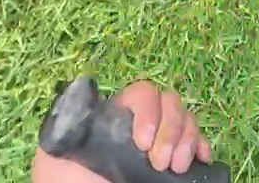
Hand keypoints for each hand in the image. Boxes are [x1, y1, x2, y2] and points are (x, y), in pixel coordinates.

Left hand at [31, 81, 213, 181]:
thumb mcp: (56, 155)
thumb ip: (67, 124)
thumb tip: (84, 91)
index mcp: (117, 117)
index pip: (143, 94)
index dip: (149, 111)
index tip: (143, 143)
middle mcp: (142, 125)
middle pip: (170, 102)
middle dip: (171, 128)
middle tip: (161, 163)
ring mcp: (160, 144)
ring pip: (186, 119)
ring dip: (187, 138)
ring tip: (177, 167)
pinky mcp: (173, 164)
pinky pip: (198, 143)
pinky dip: (203, 147)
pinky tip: (201, 160)